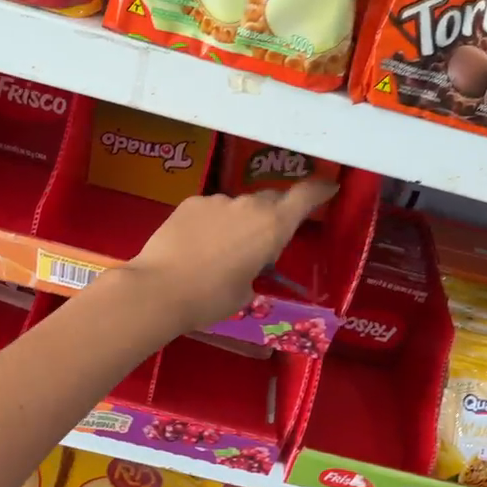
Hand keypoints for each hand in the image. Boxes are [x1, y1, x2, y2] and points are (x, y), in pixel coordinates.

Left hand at [118, 180, 338, 330]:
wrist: (159, 289)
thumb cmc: (210, 299)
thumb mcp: (245, 293)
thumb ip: (254, 271)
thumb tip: (245, 267)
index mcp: (273, 227)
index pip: (305, 196)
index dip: (319, 189)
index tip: (328, 187)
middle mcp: (249, 206)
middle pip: (271, 199)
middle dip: (274, 214)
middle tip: (265, 240)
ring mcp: (217, 201)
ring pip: (238, 206)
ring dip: (239, 222)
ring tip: (222, 251)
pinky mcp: (190, 202)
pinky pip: (211, 209)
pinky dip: (211, 223)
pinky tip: (197, 246)